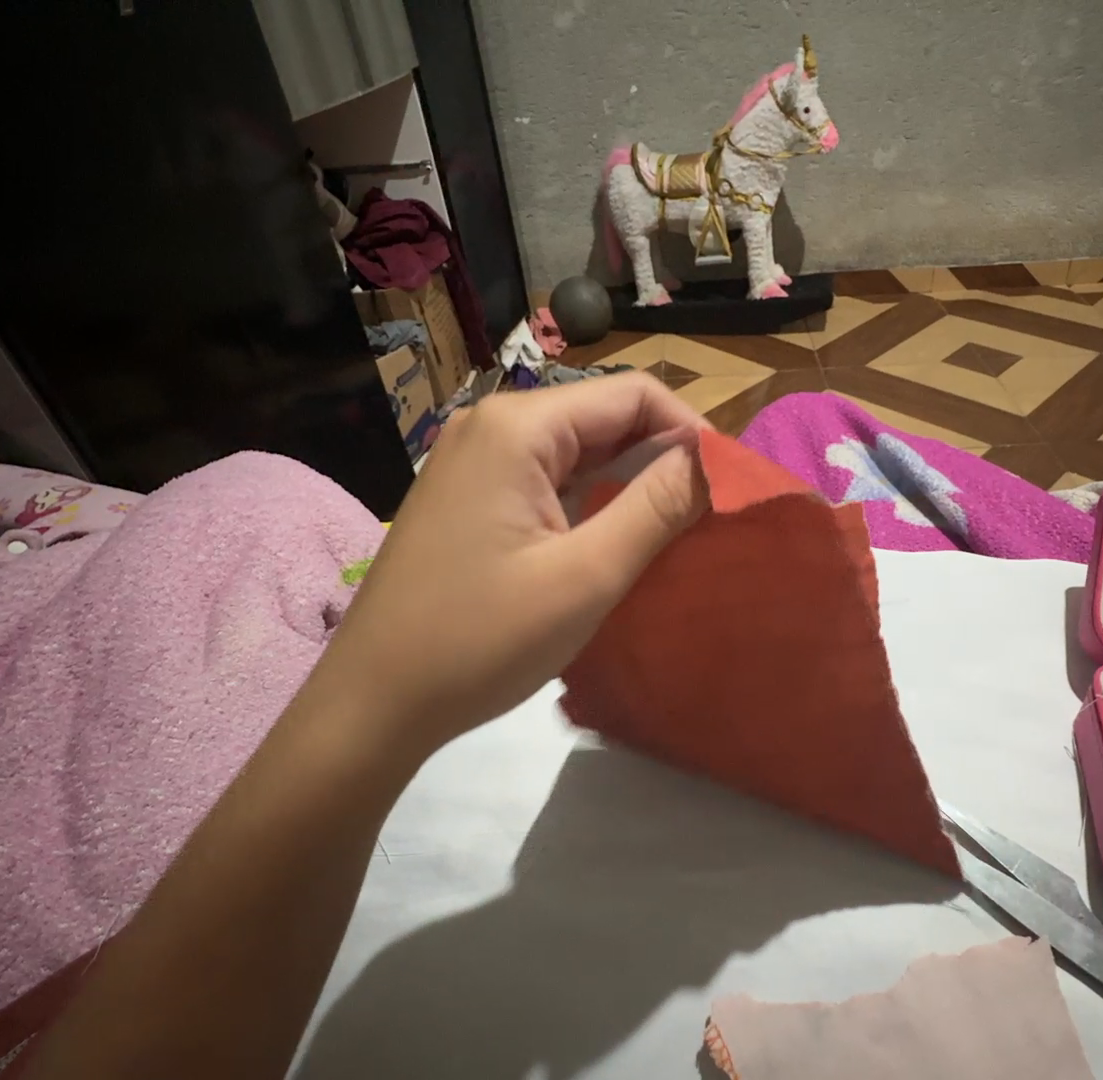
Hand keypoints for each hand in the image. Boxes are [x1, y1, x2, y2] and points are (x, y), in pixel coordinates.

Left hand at [330, 373, 708, 755]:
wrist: (374, 702)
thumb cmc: (481, 639)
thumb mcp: (586, 575)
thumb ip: (658, 506)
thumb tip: (716, 459)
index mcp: (518, 426)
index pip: (634, 395)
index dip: (691, 434)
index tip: (728, 490)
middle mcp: (491, 425)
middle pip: (603, 417)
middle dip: (662, 459)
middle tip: (707, 517)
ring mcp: (472, 461)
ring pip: (576, 451)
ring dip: (628, 482)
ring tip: (671, 533)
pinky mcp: (467, 497)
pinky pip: (545, 480)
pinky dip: (588, 501)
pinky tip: (613, 541)